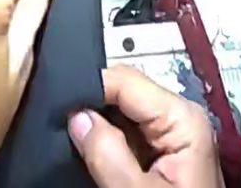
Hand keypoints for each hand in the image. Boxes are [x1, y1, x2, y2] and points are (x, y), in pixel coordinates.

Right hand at [68, 65, 223, 187]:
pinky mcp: (163, 160)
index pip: (126, 80)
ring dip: (97, 126)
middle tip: (60, 124)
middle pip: (124, 94)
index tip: (58, 106)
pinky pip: (128, 139)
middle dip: (92, 107)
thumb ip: (107, 153)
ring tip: (70, 138)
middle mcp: (179, 119)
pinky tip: (88, 154)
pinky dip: (107, 144)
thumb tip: (77, 115)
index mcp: (182, 118)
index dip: (89, 88)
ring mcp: (172, 139)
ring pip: (122, 115)